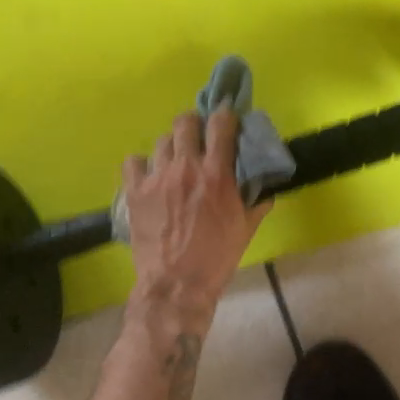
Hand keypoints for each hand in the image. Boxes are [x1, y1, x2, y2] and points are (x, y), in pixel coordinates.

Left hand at [121, 109, 271, 337]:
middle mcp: (186, 167)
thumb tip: (265, 192)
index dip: (225, 116)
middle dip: (195, 124)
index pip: (221, 125)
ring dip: (172, 145)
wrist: (177, 283)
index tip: (228, 118)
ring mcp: (157, 177)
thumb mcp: (245, 229)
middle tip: (199, 137)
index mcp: (217, 174)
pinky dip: (142, 164)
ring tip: (175, 159)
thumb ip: (256, 204)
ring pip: (162, 141)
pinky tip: (149, 174)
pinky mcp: (135, 192)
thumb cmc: (217, 257)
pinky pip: (133, 161)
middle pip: (185, 123)